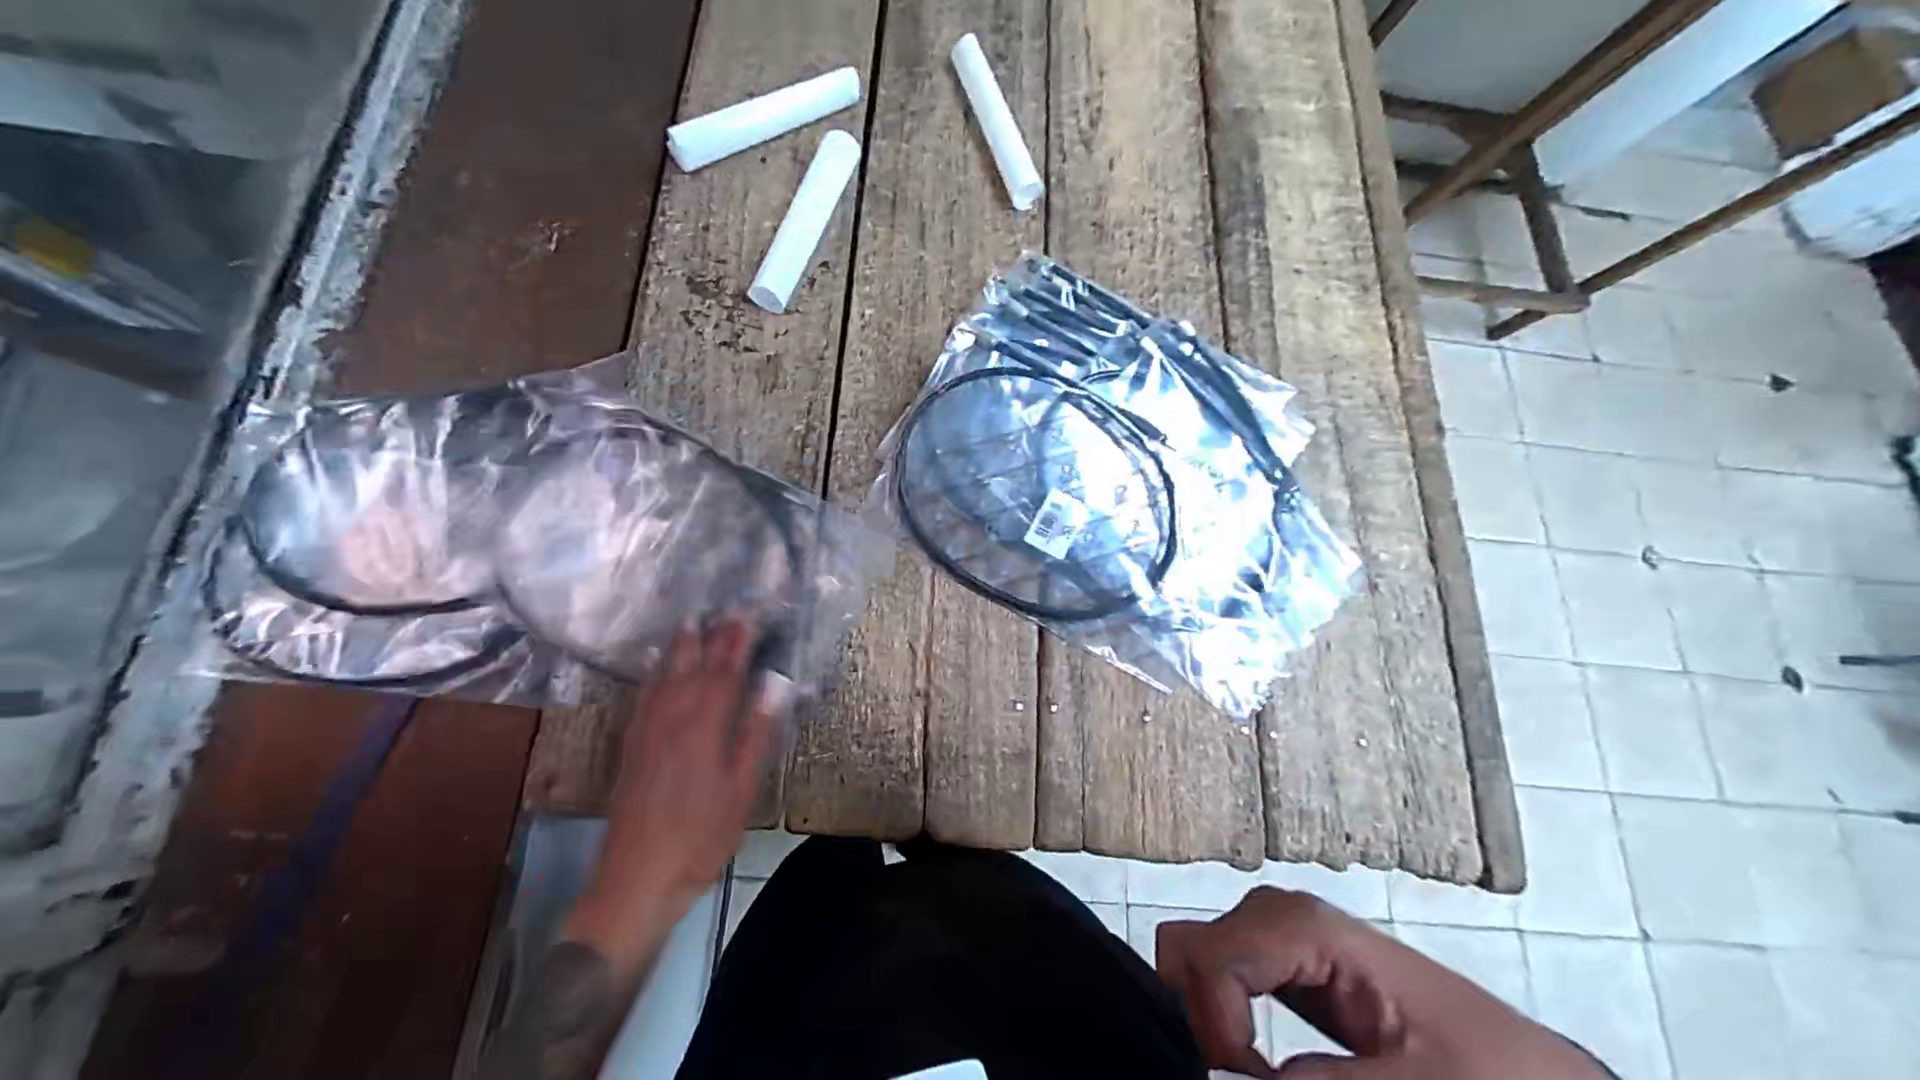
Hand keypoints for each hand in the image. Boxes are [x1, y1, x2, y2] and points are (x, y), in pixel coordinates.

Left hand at [562, 619, 784, 977]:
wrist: (636, 879)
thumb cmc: (701, 837)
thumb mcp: (741, 789)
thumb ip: (756, 733)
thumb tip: (775, 685)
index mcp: (704, 727)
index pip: (725, 674)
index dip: (738, 643)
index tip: (749, 617)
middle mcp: (672, 719)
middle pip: (693, 668)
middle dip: (711, 637)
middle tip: (724, 611)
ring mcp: (646, 731)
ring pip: (664, 677)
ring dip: (680, 648)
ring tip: (690, 622)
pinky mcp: (631, 746)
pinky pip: (642, 697)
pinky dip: (652, 674)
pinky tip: (653, 666)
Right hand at [1155, 887, 1608, 1079]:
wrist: (1530, 1072)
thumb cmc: (1485, 1071)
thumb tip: (1222, 1076)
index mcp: (1308, 929)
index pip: (1210, 955)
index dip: (1211, 1023)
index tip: (1245, 1074)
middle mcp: (1280, 915)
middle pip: (1188, 946)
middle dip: (1194, 1013)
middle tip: (1235, 1070)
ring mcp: (1279, 932)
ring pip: (1195, 955)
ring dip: (1204, 1015)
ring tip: (1246, 1069)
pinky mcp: (1283, 957)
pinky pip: (1220, 971)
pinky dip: (1217, 1013)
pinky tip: (1252, 1060)